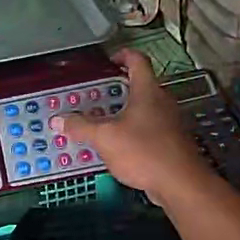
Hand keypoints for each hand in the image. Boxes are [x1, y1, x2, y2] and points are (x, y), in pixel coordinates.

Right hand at [51, 49, 213, 205]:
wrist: (180, 183)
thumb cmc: (144, 151)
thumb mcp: (104, 138)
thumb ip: (81, 126)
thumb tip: (59, 119)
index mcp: (148, 91)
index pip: (137, 60)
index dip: (122, 55)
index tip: (109, 60)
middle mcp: (162, 102)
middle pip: (139, 86)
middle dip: (117, 90)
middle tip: (96, 97)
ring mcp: (170, 123)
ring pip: (143, 110)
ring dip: (124, 114)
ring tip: (102, 124)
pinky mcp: (171, 143)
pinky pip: (148, 130)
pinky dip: (132, 132)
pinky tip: (118, 147)